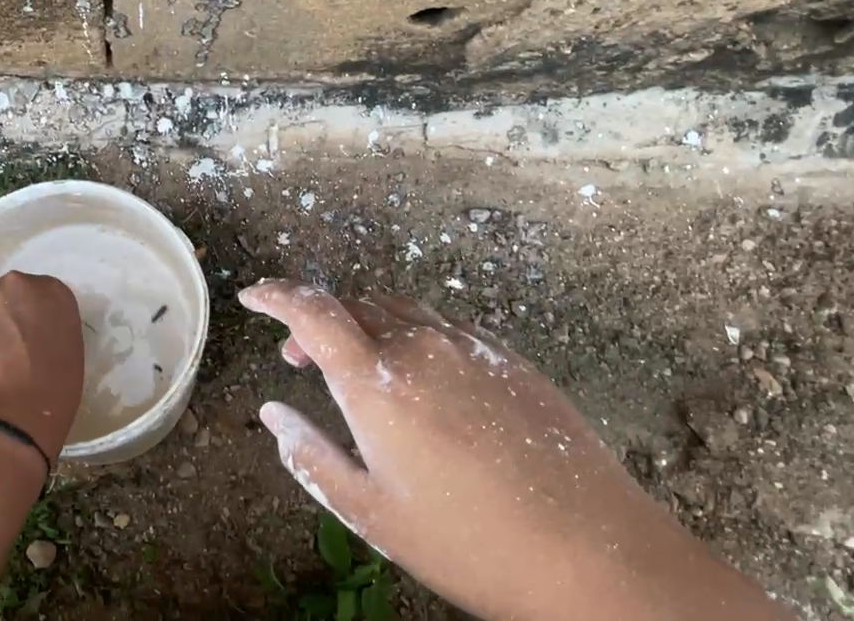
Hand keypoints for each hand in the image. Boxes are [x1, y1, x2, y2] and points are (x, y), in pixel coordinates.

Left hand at [0, 272, 83, 463]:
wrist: (13, 412)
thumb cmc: (55, 388)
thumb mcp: (70, 349)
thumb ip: (53, 328)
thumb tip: (35, 332)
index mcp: (54, 291)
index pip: (46, 295)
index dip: (38, 316)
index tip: (36, 336)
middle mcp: (18, 284)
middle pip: (13, 293)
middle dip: (11, 314)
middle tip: (13, 345)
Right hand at [241, 281, 786, 620]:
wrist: (602, 560)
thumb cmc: (471, 543)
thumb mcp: (373, 514)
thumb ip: (310, 455)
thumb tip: (270, 413)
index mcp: (376, 381)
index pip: (310, 311)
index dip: (274, 295)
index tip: (251, 294)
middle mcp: (418, 346)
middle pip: (351, 304)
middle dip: (314, 320)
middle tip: (298, 356)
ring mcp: (468, 348)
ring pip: (396, 310)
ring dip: (361, 323)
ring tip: (354, 363)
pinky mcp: (508, 359)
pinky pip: (440, 325)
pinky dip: (408, 332)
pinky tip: (418, 374)